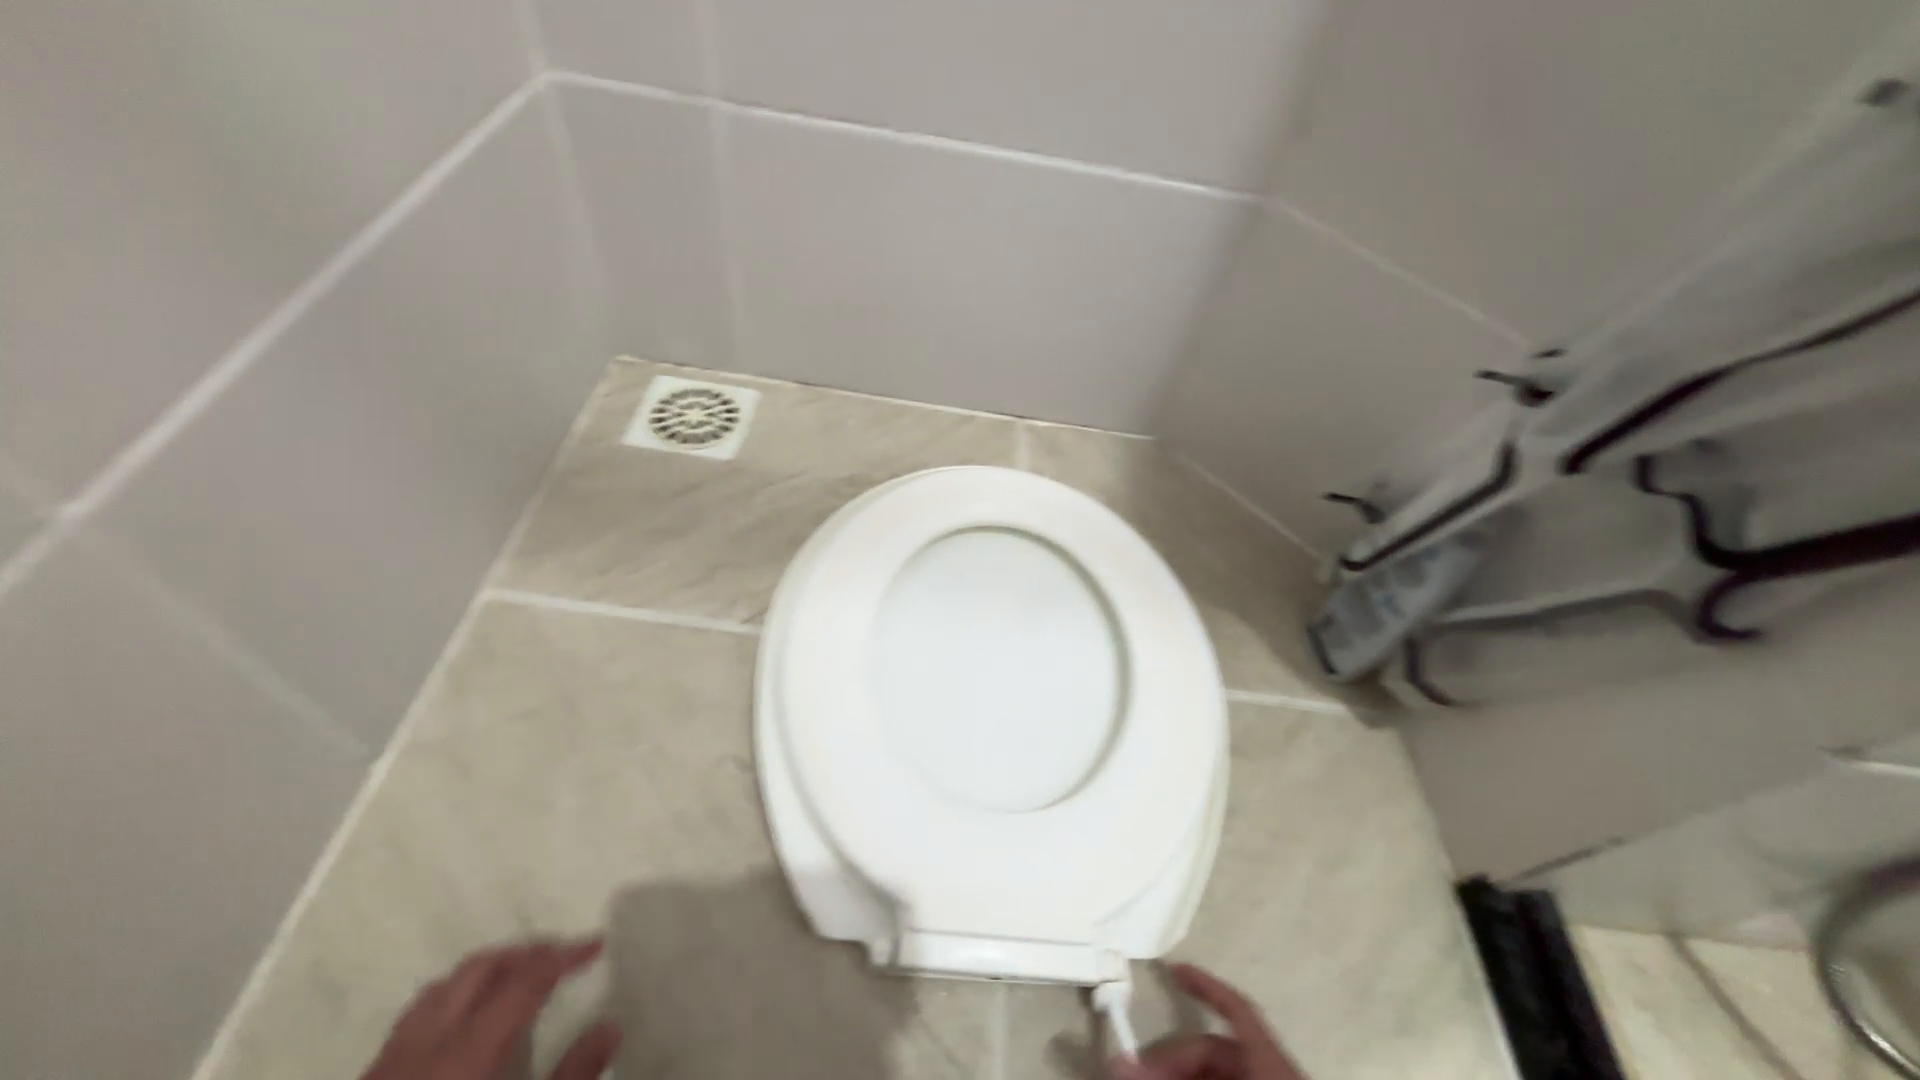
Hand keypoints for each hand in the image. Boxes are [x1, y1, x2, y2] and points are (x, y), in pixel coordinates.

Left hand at [360, 938, 619, 1079]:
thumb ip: (572, 1078)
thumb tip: (610, 1028)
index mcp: (465, 1054)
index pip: (523, 981)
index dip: (562, 956)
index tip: (596, 944)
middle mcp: (424, 1046)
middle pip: (477, 970)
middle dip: (523, 953)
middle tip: (562, 954)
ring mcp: (390, 1064)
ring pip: (441, 988)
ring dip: (485, 971)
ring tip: (520, 978)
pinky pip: (417, 1015)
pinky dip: (453, 998)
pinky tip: (469, 1023)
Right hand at [1110, 963, 1307, 1079]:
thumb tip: (1120, 1067)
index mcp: (1269, 1065)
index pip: (1236, 1009)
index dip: (1205, 986)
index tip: (1171, 971)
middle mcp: (1271, 1075)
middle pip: (1214, 1052)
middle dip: (1172, 1062)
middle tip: (1138, 1076)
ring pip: (1214, 1078)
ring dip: (1180, 1078)